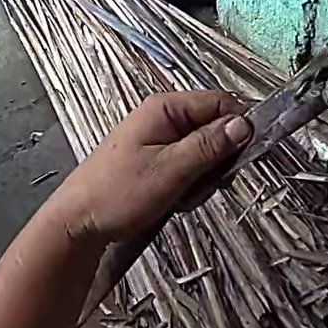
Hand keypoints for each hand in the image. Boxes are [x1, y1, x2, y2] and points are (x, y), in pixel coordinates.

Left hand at [44, 91, 251, 246]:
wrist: (78, 224)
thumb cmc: (120, 193)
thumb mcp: (171, 169)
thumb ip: (210, 146)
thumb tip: (245, 124)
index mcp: (166, 108)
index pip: (219, 102)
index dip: (239, 125)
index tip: (250, 154)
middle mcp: (164, 118)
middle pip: (214, 129)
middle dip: (216, 161)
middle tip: (202, 184)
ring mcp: (159, 140)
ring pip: (204, 153)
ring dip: (201, 179)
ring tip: (181, 196)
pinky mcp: (156, 161)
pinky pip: (188, 168)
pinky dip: (188, 186)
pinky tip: (173, 201)